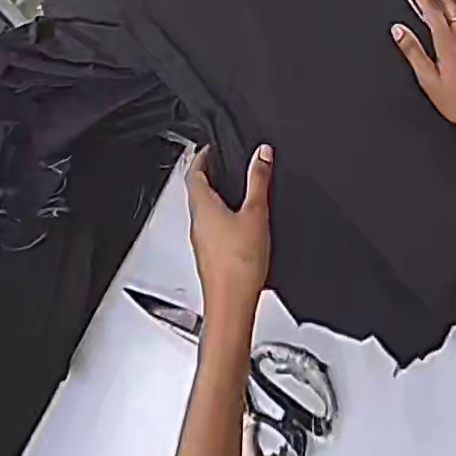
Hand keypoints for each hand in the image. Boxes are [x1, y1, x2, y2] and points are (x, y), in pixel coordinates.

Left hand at [186, 144, 271, 317]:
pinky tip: (236, 225)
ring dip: (213, 197)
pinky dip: (219, 218)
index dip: (201, 157)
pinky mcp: (209, 257)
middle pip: (196, 192)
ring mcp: (201, 242)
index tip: (209, 149)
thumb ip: (258, 181)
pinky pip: (210, 230)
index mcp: (202, 208)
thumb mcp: (255, 213)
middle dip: (207, 176)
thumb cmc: (238, 266)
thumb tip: (261, 154)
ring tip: (230, 190)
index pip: (193, 173)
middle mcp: (197, 224)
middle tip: (219, 165)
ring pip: (202, 212)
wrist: (231, 307)